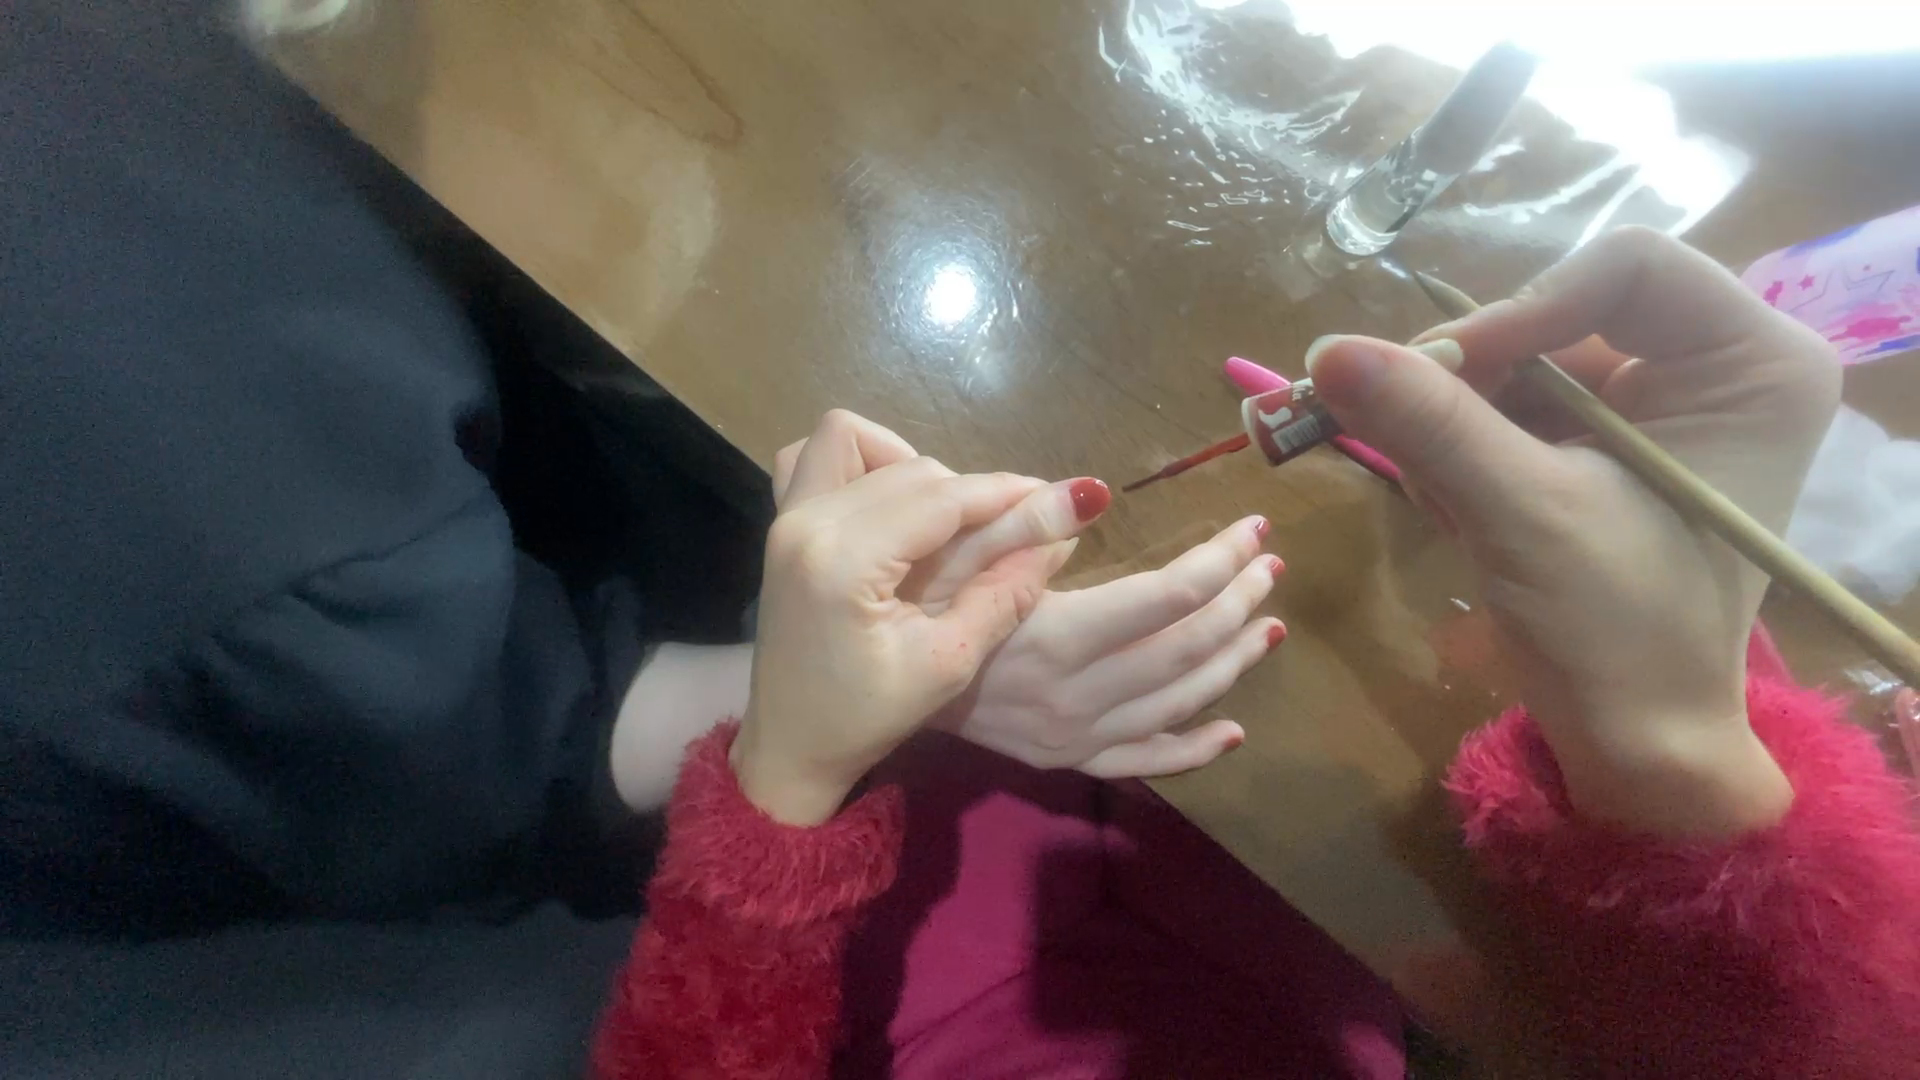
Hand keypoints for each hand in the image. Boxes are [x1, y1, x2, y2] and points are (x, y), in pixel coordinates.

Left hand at [735, 411, 1054, 824]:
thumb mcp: (947, 663)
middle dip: (968, 490)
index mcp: (842, 562)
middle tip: (1007, 528)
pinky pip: (812, 455)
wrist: (790, 744)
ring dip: (906, 464)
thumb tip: (1070, 520)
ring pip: (854, 439)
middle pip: (910, 469)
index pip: (940, 499)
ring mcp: (784, 517)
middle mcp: (805, 522)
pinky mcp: (779, 522)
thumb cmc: (866, 718)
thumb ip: (1007, 590)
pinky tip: (885, 505)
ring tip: (937, 517)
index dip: (1005, 493)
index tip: (1064, 497)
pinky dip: (856, 462)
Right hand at [774, 427, 1281, 778]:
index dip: (1219, 561)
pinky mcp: (1066, 760)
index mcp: (1054, 636)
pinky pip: (1144, 764)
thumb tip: (1095, 494)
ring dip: (1233, 662)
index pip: (1165, 599)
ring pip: (1178, 703)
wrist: (882, 690)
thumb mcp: (958, 556)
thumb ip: (1022, 526)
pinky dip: (1193, 750)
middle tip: (1269, 566)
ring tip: (1268, 624)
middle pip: (1183, 649)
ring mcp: (1074, 737)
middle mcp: (1075, 695)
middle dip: (1237, 602)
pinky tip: (1231, 730)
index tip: (1253, 529)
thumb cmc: (918, 608)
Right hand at [1307, 227, 1839, 837]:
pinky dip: (1449, 453)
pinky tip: (1457, 507)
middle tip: (1407, 442)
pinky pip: (1488, 413)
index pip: (1625, 270)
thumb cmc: (1614, 625)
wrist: (1624, 726)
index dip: (1522, 308)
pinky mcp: (1580, 450)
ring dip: (1447, 428)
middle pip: (1546, 319)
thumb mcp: (1520, 513)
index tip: (1440, 374)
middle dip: (1466, 384)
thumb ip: (1429, 424)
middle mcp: (1695, 371)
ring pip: (1503, 370)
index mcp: (1743, 365)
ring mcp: (1632, 412)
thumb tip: (1328, 353)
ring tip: (1450, 502)